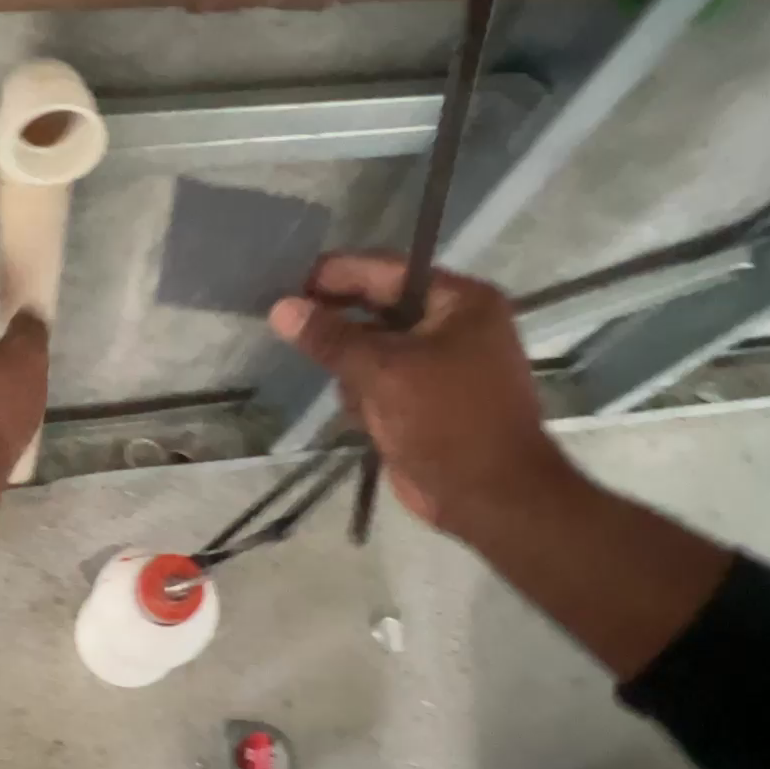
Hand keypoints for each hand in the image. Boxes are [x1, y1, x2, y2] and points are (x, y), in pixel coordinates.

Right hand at [269, 253, 574, 536]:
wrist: (488, 496)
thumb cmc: (447, 420)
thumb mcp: (383, 371)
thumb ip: (331, 337)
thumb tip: (281, 308)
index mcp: (459, 302)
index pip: (387, 272)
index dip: (337, 274)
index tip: (290, 284)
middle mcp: (452, 326)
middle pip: (377, 310)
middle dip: (341, 327)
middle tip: (292, 328)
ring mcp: (438, 365)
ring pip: (370, 350)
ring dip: (352, 370)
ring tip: (348, 392)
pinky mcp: (422, 401)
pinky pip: (377, 383)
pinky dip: (363, 397)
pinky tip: (362, 418)